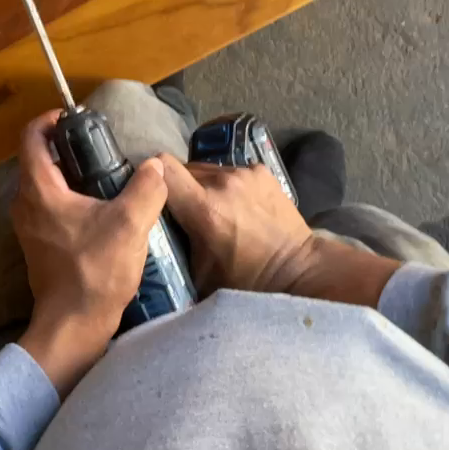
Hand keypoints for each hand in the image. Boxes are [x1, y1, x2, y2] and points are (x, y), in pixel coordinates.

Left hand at [12, 111, 167, 394]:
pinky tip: (102, 209)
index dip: (51, 119)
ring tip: (107, 176)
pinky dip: (70, 198)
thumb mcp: (129, 224)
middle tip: (101, 146)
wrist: (73, 326)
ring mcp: (28, 226)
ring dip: (71, 175)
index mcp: (38, 189)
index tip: (77, 119)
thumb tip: (156, 166)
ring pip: (45, 185)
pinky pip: (50, 207)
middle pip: (39, 159)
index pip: (31, 136)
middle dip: (67, 147)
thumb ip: (146, 188)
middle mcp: (25, 203)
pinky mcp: (39, 244)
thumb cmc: (95, 271)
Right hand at [156, 155, 399, 307]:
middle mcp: (224, 182)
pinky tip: (236, 208)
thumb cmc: (246, 282)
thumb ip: (172, 246)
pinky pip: (230, 172)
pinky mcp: (262, 171)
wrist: (301, 273)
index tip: (149, 192)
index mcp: (205, 209)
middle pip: (182, 168)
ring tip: (212, 213)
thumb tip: (147, 231)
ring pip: (206, 169)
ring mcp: (246, 173)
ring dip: (202, 186)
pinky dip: (226, 186)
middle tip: (182, 213)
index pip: (161, 167)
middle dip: (177, 187)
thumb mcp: (198, 274)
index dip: (151, 177)